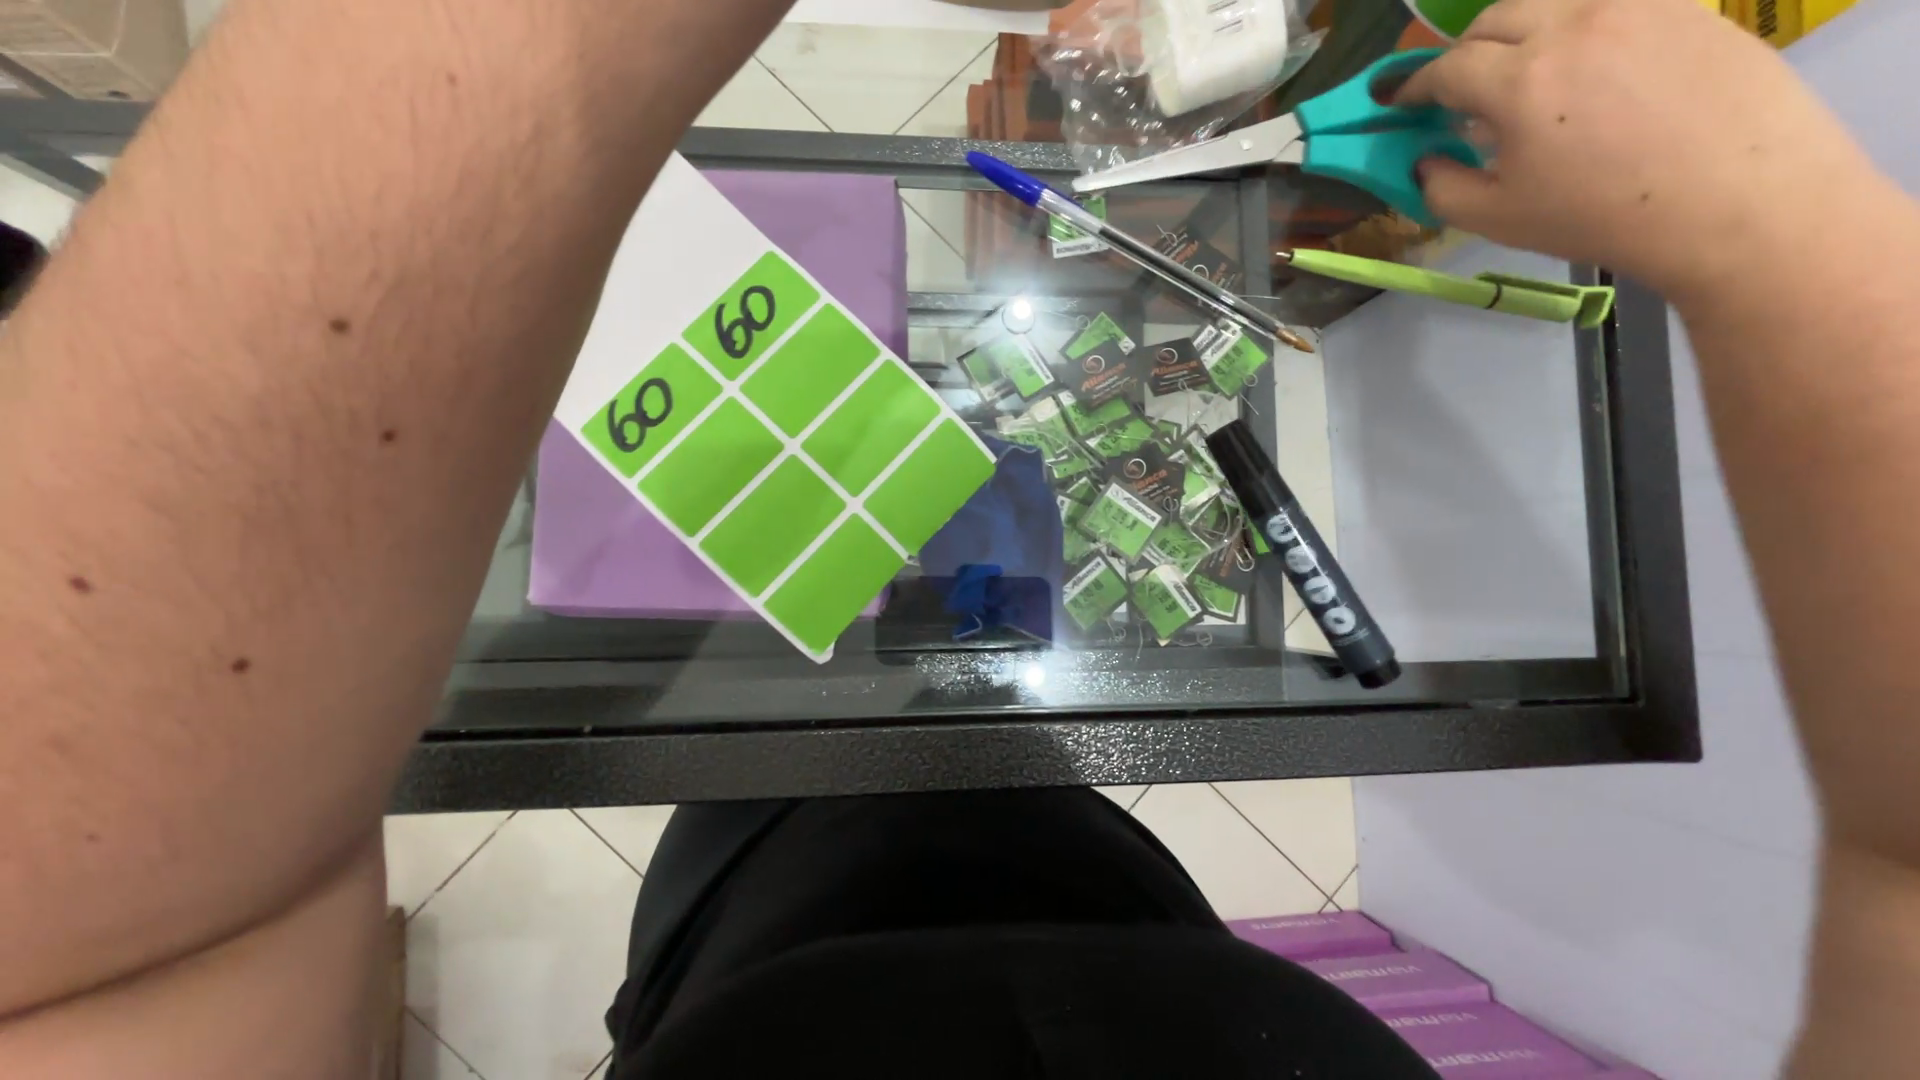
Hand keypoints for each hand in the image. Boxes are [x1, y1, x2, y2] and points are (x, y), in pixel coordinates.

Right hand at [1399, 0, 1875, 297]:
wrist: (1735, 197)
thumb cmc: (1600, 216)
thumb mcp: (1498, 218)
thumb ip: (1440, 187)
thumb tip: (1424, 161)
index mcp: (1518, 82)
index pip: (1446, 68)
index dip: (1414, 86)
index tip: (1399, 102)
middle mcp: (1571, 25)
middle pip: (1493, 18)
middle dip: (1463, 52)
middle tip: (1458, 88)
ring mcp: (1632, 6)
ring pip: (1551, 1)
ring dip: (1519, 31)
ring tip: (1522, 71)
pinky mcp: (1681, 5)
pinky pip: (1609, 4)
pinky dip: (1577, 28)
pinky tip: (1586, 66)